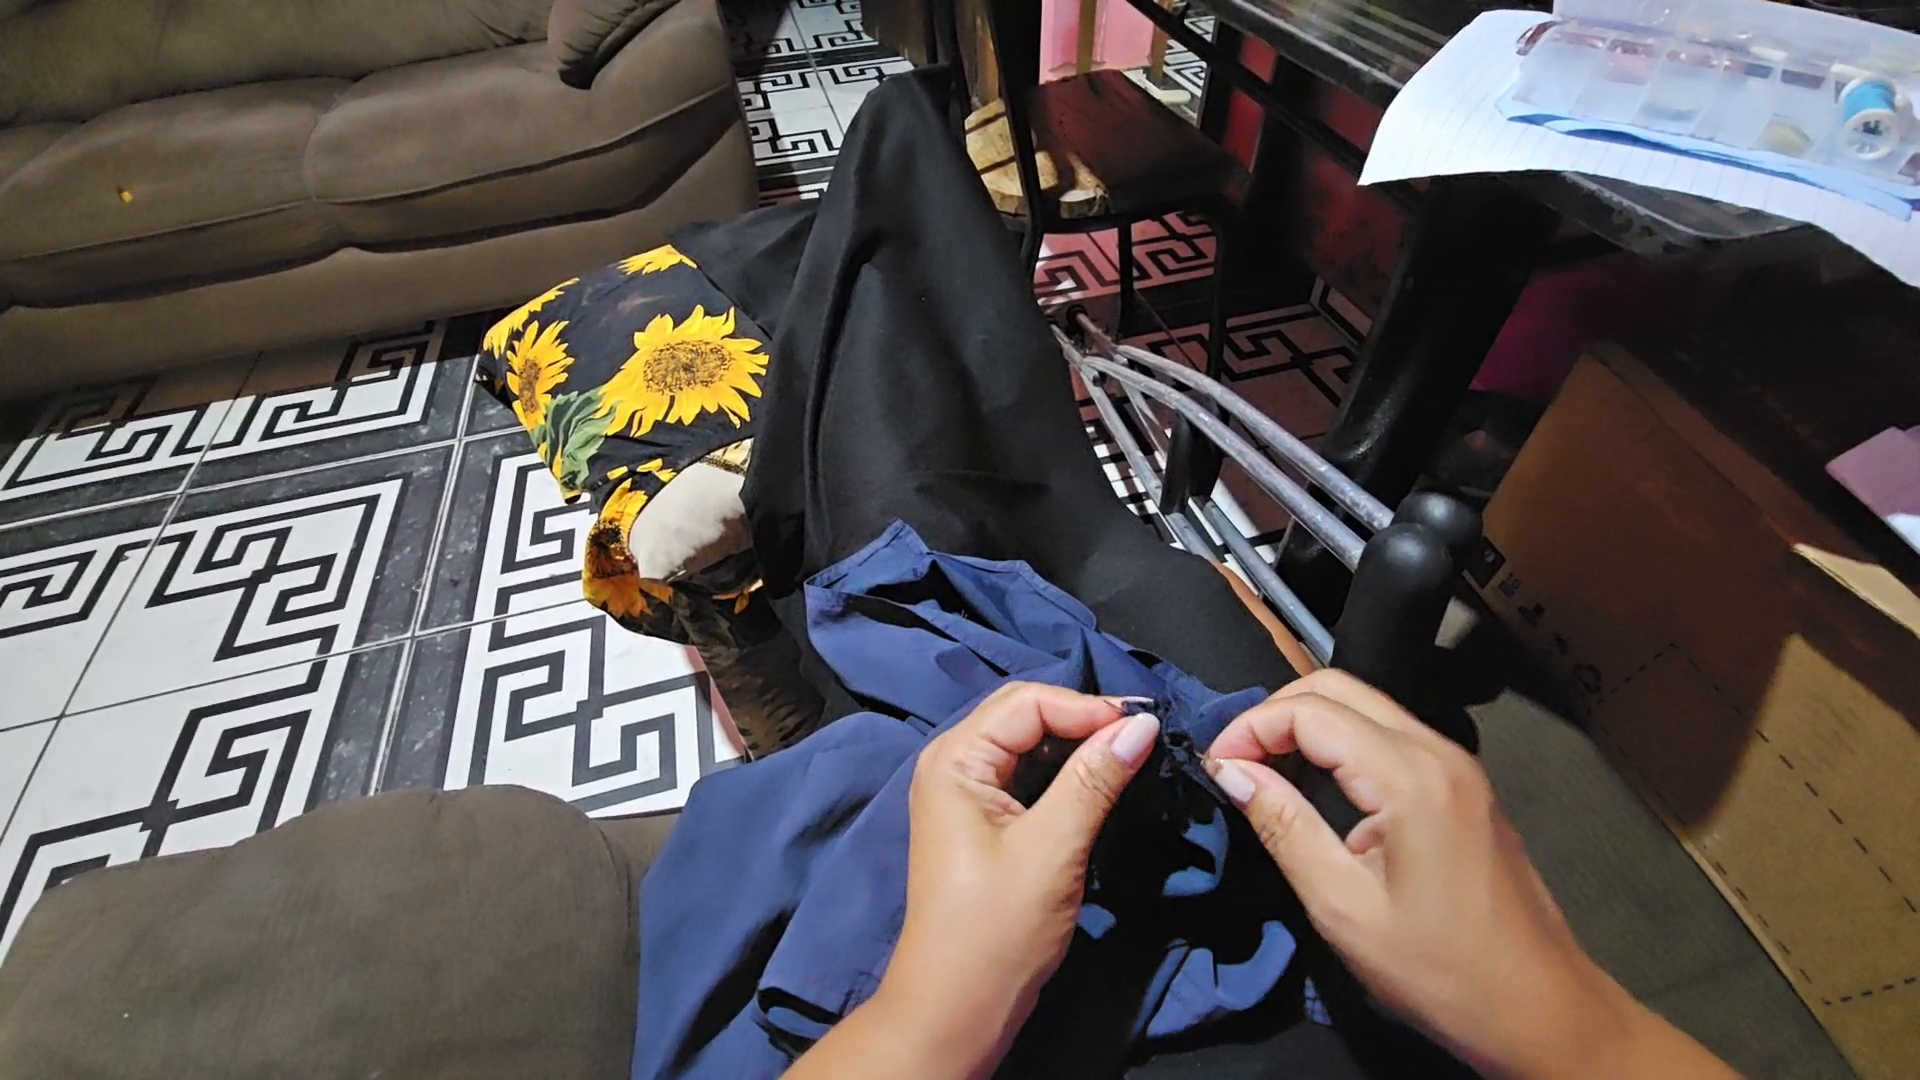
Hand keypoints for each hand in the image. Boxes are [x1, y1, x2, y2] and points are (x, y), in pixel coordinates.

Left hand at [787, 682, 1158, 1079]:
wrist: (956, 1008)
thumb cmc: (997, 929)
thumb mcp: (1052, 849)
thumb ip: (1094, 780)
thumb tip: (1142, 725)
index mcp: (955, 757)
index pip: (1027, 703)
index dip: (1086, 708)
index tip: (1144, 726)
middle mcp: (953, 760)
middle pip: (1024, 713)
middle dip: (1082, 719)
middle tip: (1139, 736)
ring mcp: (965, 788)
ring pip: (1028, 741)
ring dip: (1077, 743)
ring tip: (1128, 752)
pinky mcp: (982, 815)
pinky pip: (1026, 772)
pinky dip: (1064, 769)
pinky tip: (1098, 778)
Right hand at [1204, 670, 1737, 1079]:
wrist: (1549, 1018)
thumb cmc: (1441, 971)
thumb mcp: (1341, 905)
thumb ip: (1281, 824)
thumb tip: (1227, 771)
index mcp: (1408, 777)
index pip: (1308, 712)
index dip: (1249, 729)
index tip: (1217, 769)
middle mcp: (1435, 750)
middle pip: (1334, 686)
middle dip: (1272, 713)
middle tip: (1236, 762)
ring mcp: (1453, 761)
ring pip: (1359, 701)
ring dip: (1302, 721)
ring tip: (1263, 767)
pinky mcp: (1458, 779)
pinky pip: (1382, 728)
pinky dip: (1334, 736)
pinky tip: (1312, 777)